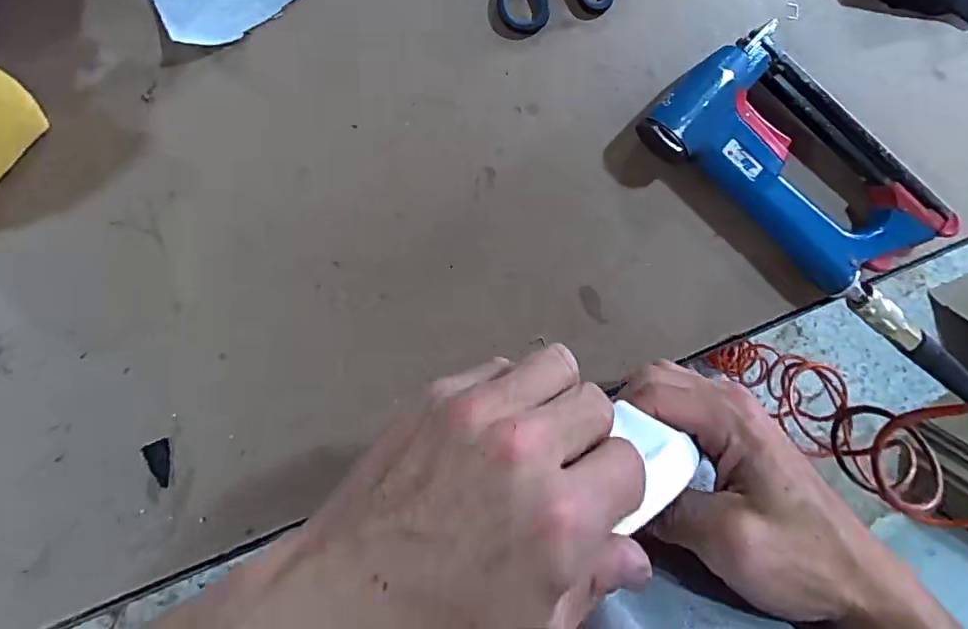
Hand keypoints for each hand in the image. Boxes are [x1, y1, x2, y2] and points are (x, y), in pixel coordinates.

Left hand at [160, 345, 648, 628]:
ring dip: (554, 397)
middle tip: (561, 467)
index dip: (618, 485)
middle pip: (597, 403)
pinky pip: (502, 365)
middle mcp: (526, 449)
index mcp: (560, 519)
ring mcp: (479, 412)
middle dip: (588, 438)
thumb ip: (592, 582)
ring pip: (557, 364)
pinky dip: (506, 389)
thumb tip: (634, 554)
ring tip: (531, 431)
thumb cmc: (439, 628)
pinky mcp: (440, 393)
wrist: (333, 608)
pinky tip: (485, 427)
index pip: (630, 461)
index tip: (598, 498)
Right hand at [621, 361, 958, 628]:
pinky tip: (659, 469)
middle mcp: (732, 399)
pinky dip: (665, 430)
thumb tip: (623, 497)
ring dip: (646, 420)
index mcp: (730, 413)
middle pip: (660, 379)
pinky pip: (688, 414)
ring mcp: (738, 414)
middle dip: (629, 411)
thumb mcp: (729, 540)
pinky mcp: (739, 435)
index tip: (598, 453)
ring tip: (630, 466)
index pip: (654, 387)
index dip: (619, 414)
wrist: (855, 578)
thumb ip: (672, 510)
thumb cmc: (798, 555)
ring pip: (673, 393)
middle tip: (610, 459)